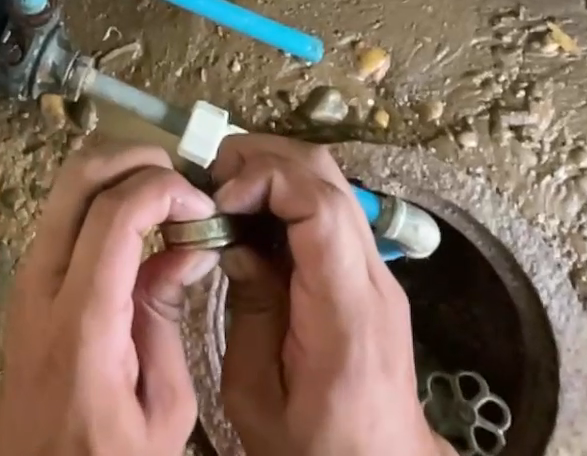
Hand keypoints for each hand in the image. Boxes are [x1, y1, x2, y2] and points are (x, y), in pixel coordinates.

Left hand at [0, 143, 218, 455]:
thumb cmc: (103, 448)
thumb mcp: (162, 410)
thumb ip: (170, 320)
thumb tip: (190, 245)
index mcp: (81, 322)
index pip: (113, 215)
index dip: (162, 190)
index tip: (202, 206)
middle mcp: (44, 278)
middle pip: (78, 177)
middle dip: (135, 157)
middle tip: (183, 180)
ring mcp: (29, 266)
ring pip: (67, 181)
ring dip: (120, 169)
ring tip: (167, 193)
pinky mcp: (31, 265)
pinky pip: (67, 205)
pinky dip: (106, 189)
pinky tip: (142, 213)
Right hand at [211, 135, 453, 455]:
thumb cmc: (315, 449)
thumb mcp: (256, 395)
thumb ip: (247, 312)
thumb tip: (235, 245)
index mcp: (346, 311)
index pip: (321, 205)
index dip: (265, 180)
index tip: (218, 200)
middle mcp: (373, 278)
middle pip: (326, 175)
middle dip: (261, 159)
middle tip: (210, 183)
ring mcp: (376, 270)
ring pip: (327, 179)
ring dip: (270, 169)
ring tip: (223, 194)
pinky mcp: (365, 272)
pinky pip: (325, 205)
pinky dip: (281, 191)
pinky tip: (247, 216)